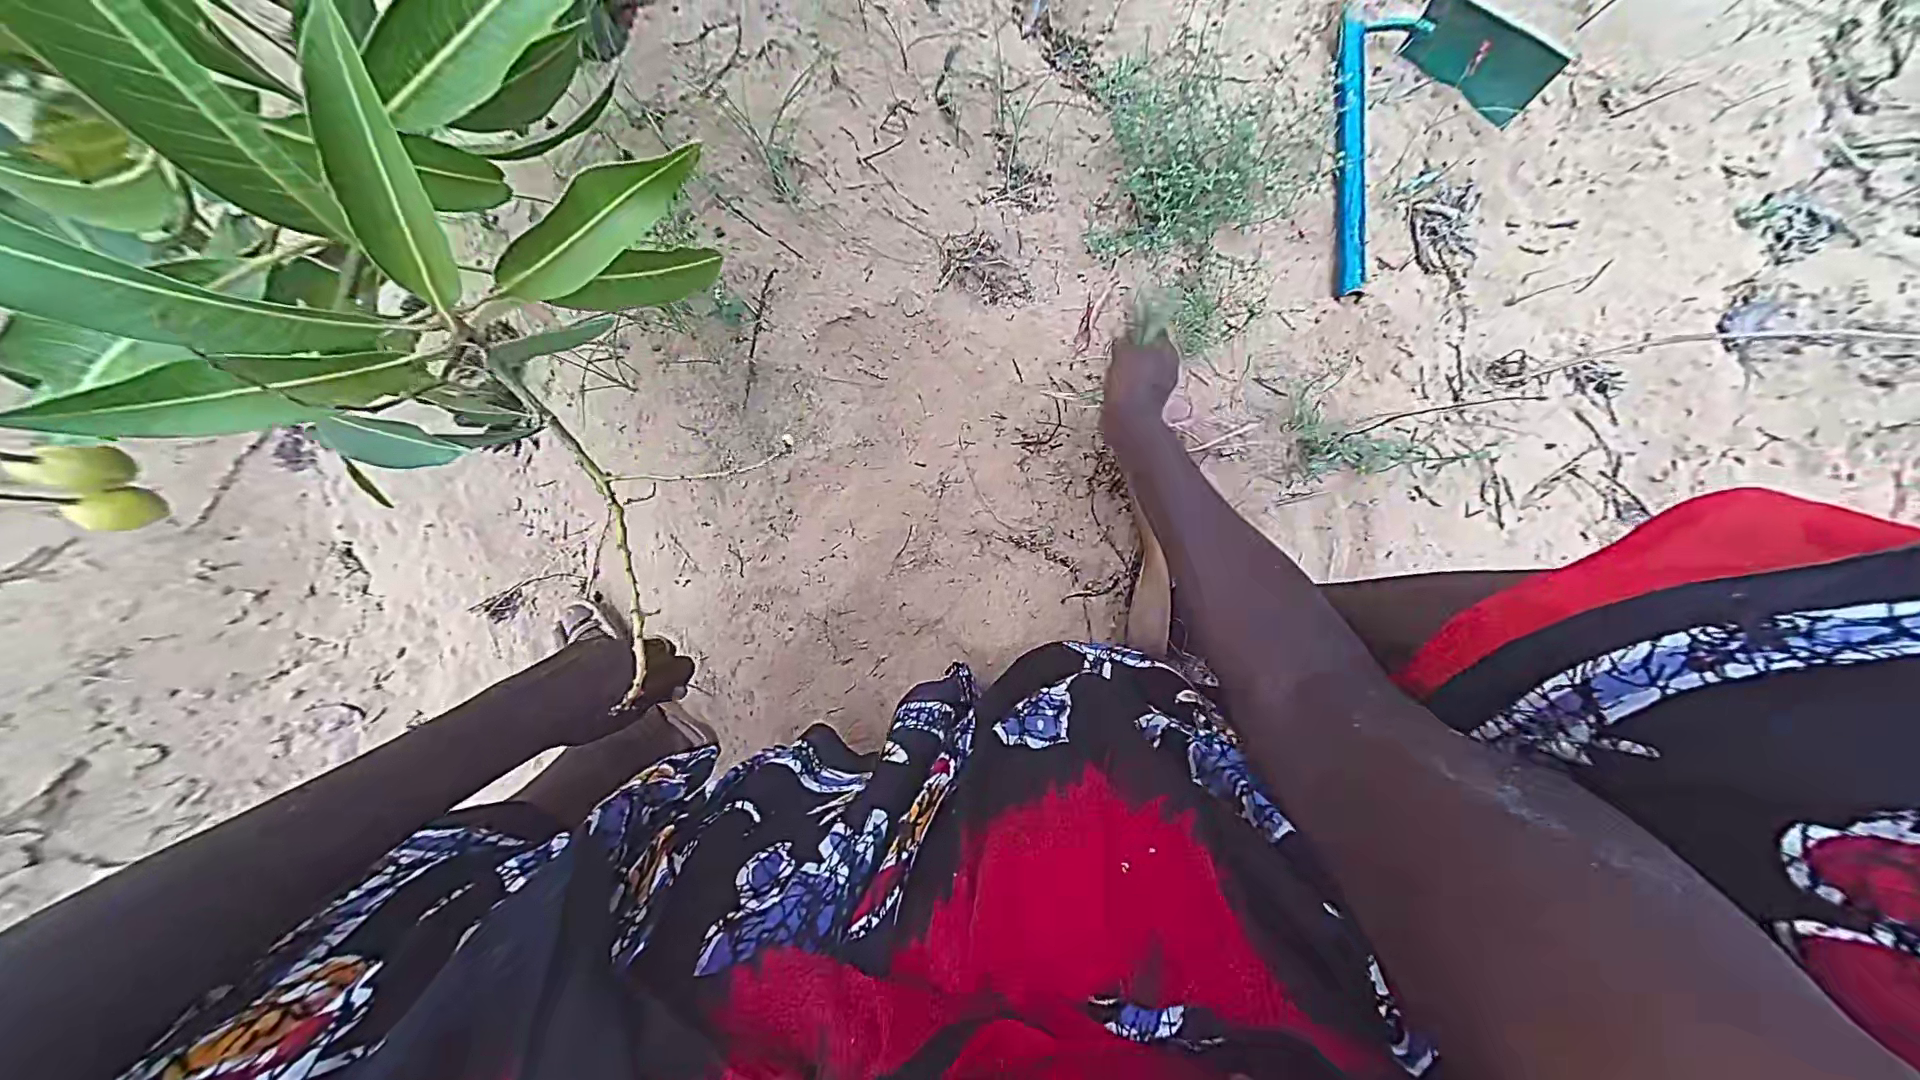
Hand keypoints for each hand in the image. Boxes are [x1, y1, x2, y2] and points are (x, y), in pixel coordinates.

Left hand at [546, 635, 696, 746]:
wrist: (535, 707)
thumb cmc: (580, 717)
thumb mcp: (628, 716)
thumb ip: (653, 698)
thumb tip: (668, 690)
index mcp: (652, 668)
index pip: (682, 665)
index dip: (678, 678)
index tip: (672, 689)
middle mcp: (636, 649)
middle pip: (662, 649)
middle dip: (660, 665)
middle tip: (650, 686)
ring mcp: (611, 643)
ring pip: (636, 647)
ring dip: (635, 661)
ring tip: (620, 686)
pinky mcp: (589, 642)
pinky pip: (611, 648)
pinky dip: (611, 660)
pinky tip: (597, 681)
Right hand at [1102, 330, 1179, 445]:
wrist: (1129, 421)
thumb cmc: (1129, 382)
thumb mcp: (1124, 353)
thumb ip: (1126, 340)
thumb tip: (1125, 337)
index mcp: (1168, 351)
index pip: (1156, 332)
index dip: (1140, 332)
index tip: (1124, 337)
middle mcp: (1171, 367)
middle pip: (1151, 352)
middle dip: (1135, 353)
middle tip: (1117, 356)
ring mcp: (1163, 387)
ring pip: (1144, 371)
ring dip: (1131, 371)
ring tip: (1114, 376)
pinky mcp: (1152, 403)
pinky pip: (1138, 388)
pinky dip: (1129, 388)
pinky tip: (1117, 392)